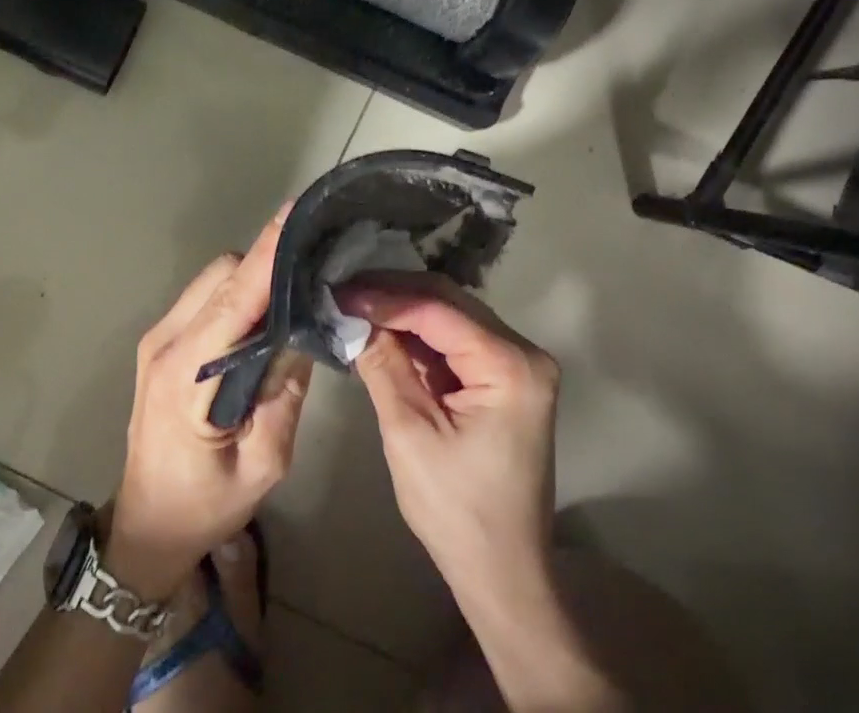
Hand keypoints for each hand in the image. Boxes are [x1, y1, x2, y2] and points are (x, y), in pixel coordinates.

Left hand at [110, 207, 312, 596]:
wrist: (148, 523)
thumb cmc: (205, 503)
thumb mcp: (262, 462)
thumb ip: (284, 393)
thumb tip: (305, 331)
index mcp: (184, 373)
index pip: (233, 298)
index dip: (268, 253)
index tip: (298, 212)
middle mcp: (164, 343)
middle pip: (220, 276)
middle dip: (266, 265)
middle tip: (317, 270)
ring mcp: (156, 341)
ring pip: (210, 283)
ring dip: (250, 281)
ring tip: (297, 292)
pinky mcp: (158, 346)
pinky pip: (202, 302)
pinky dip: (234, 298)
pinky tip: (265, 317)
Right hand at [339, 274, 558, 586]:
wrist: (498, 566)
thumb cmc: (455, 506)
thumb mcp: (409, 432)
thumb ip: (382, 365)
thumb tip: (350, 315)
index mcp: (512, 367)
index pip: (439, 311)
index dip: (384, 296)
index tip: (335, 290)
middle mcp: (523, 355)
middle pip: (449, 304)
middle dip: (391, 294)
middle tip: (338, 292)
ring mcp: (515, 368)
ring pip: (449, 319)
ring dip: (401, 312)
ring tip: (349, 306)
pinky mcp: (500, 383)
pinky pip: (453, 345)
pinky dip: (415, 337)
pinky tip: (378, 331)